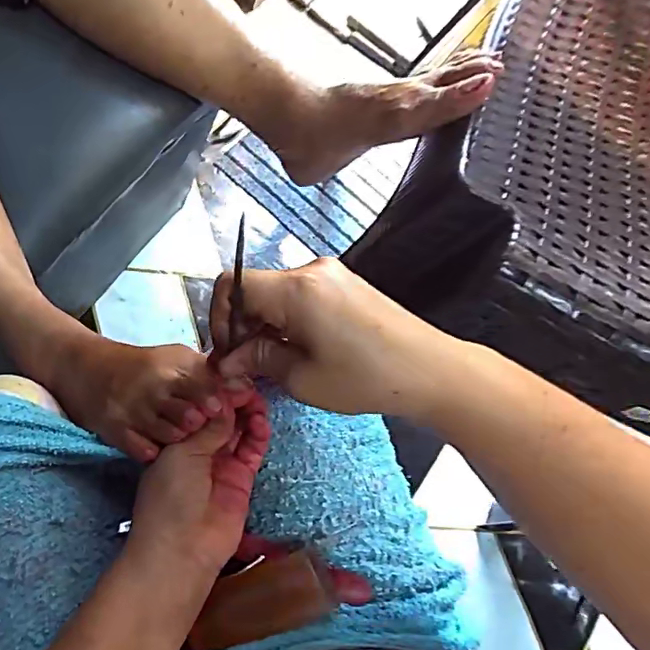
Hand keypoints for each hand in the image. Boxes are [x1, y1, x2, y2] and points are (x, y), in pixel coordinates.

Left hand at [126, 387, 270, 581]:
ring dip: (248, 413)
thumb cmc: (170, 498)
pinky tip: (260, 420)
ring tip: (255, 400)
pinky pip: (252, 450)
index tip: (229, 376)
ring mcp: (221, 464)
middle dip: (233, 399)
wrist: (182, 548)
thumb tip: (228, 399)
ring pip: (239, 430)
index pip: (198, 409)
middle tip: (247, 383)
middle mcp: (198, 449)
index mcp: (175, 440)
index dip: (214, 393)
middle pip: (221, 417)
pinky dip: (258, 434)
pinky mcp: (241, 478)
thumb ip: (209, 427)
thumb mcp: (182, 454)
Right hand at [210, 257, 455, 417]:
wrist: (431, 371)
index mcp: (296, 289)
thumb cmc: (368, 378)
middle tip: (243, 366)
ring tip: (272, 363)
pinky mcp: (343, 285)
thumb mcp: (301, 378)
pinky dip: (285, 321)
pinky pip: (298, 296)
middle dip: (240, 326)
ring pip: (274, 294)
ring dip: (263, 325)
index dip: (219, 319)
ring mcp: (330, 275)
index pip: (232, 285)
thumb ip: (256, 361)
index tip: (227, 351)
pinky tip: (296, 350)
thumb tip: (228, 360)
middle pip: (253, 289)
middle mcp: (311, 271)